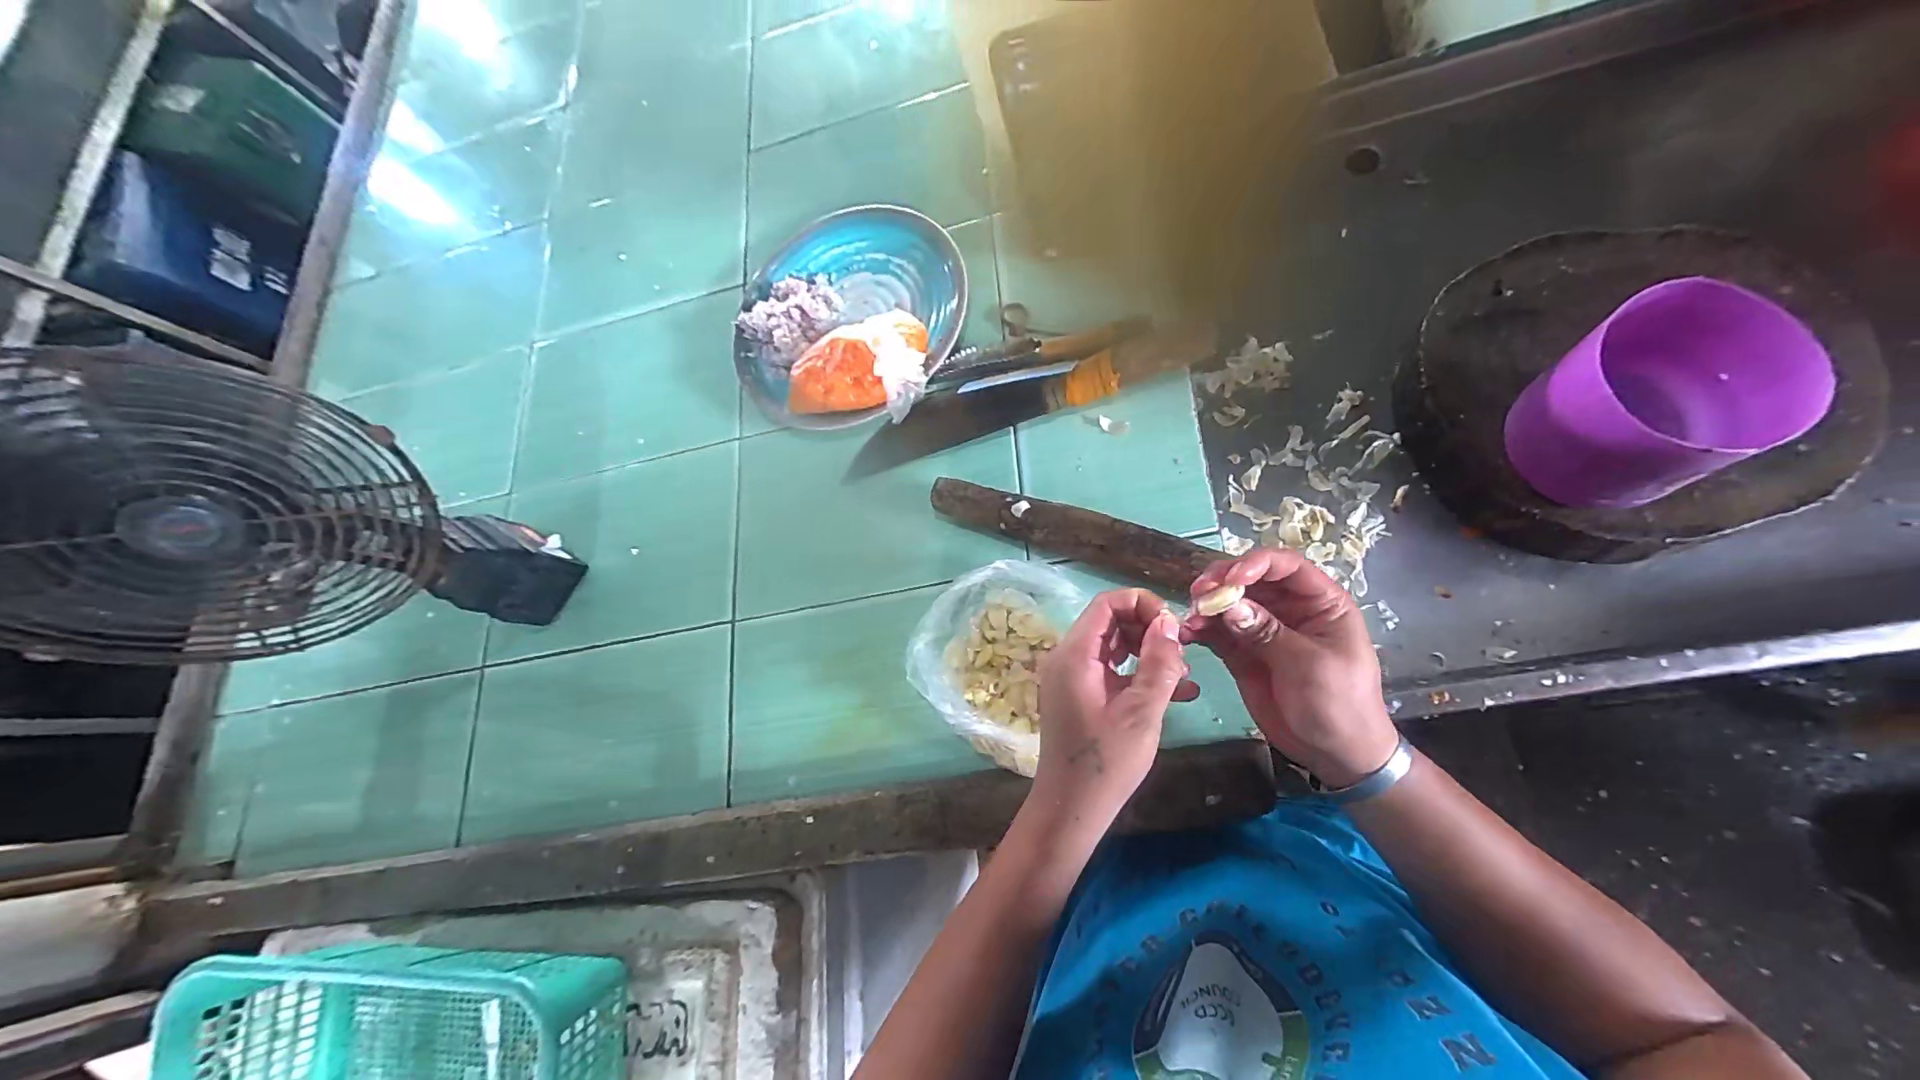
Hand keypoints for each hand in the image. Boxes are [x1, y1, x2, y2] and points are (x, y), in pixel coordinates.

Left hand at [1031, 589, 1198, 825]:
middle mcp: (1067, 658)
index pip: (1107, 603)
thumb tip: (1169, 621)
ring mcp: (1071, 678)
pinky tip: (1177, 692)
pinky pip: (1111, 670)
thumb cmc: (1106, 762)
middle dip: (1148, 629)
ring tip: (1183, 674)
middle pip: (1109, 621)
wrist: (1071, 808)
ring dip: (1148, 652)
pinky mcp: (1080, 696)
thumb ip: (1159, 663)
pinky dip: (1139, 674)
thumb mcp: (1142, 711)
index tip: (1174, 627)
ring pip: (1113, 646)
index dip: (1143, 604)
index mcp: (1074, 654)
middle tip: (1182, 653)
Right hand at [1182, 550, 1398, 787]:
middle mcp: (1288, 608)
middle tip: (1198, 594)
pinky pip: (1216, 630)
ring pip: (1228, 602)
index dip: (1256, 564)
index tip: (1230, 578)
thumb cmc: (1339, 703)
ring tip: (1190, 618)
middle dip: (1221, 581)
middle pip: (1250, 579)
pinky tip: (1186, 634)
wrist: (1334, 753)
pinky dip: (1199, 628)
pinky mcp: (1241, 651)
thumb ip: (1268, 632)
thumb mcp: (1310, 665)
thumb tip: (1230, 605)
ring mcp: (1262, 629)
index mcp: (1320, 602)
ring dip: (1206, 605)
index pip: (1286, 567)